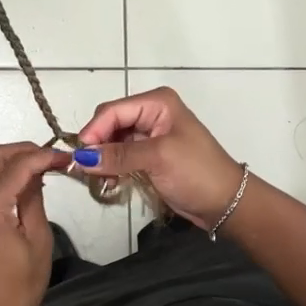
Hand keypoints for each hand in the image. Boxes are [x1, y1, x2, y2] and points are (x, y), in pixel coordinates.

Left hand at [0, 142, 68, 305]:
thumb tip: (38, 171)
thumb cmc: (19, 288)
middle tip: (50, 157)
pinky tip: (19, 181)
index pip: (16, 166)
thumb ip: (35, 198)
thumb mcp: (38, 241)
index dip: (43, 156)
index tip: (65, 157)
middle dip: (23, 150)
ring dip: (8, 159)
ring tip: (37, 166)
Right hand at [72, 87, 245, 229]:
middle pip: (110, 123)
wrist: (226, 203)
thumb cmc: (197, 172)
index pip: (113, 111)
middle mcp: (151, 112)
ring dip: (103, 157)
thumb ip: (118, 156)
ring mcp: (150, 134)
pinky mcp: (149, 154)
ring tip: (96, 178)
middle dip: (96, 144)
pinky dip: (112, 166)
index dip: (93, 131)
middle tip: (85, 170)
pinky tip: (108, 180)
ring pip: (113, 140)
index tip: (79, 156)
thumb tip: (80, 157)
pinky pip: (121, 154)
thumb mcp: (157, 159)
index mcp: (156, 102)